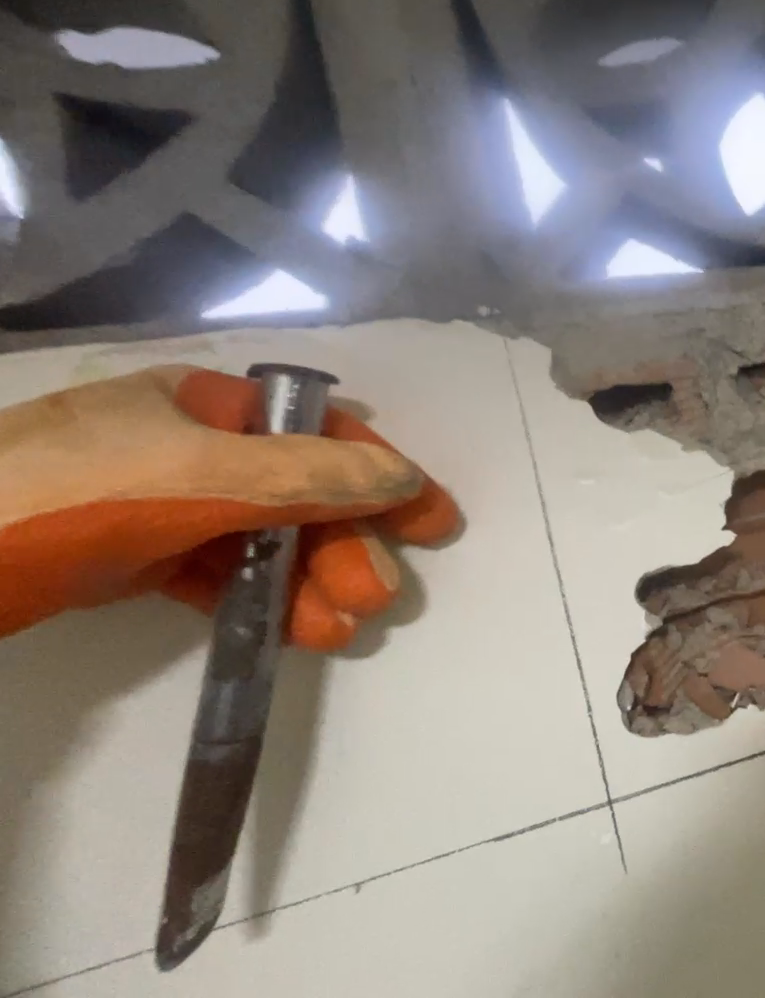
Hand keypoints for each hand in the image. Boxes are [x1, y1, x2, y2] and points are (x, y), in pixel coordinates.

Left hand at [0, 365, 459, 649]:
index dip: (386, 476)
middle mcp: (187, 445)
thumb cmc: (58, 498)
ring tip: (342, 629)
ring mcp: (155, 501)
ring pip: (265, 537)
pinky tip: (290, 631)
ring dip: (310, 582)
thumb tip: (406, 477)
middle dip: (346, 547)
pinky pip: (218, 570)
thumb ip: (314, 474)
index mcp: (203, 406)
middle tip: (380, 597)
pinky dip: (259, 598)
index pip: (322, 433)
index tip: (433, 524)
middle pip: (300, 492)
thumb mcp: (201, 477)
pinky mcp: (127, 553)